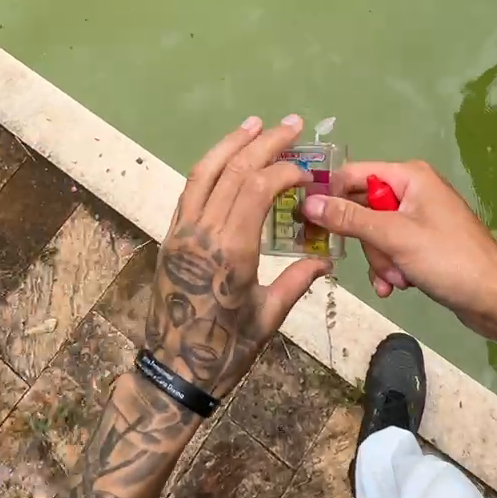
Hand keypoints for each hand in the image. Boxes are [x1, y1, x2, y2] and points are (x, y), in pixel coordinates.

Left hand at [147, 115, 332, 394]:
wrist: (172, 373)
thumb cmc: (226, 351)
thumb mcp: (269, 318)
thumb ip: (297, 281)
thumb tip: (326, 259)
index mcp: (231, 252)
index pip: (256, 188)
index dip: (283, 169)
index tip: (307, 170)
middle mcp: (203, 231)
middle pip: (233, 171)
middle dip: (264, 143)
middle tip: (291, 125)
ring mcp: (182, 230)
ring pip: (205, 171)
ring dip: (232, 143)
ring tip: (255, 124)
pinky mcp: (171, 235)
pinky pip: (190, 189)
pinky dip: (210, 164)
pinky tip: (227, 155)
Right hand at [302, 161, 496, 323]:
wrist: (496, 300)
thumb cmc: (448, 259)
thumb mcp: (394, 237)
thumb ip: (349, 218)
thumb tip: (308, 202)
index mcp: (409, 176)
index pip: (352, 174)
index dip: (330, 196)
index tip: (309, 222)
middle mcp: (412, 190)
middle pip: (361, 207)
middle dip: (366, 241)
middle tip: (381, 262)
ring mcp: (418, 217)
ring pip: (373, 233)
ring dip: (379, 260)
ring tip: (396, 279)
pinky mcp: (422, 241)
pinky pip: (390, 248)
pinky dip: (389, 268)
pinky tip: (397, 287)